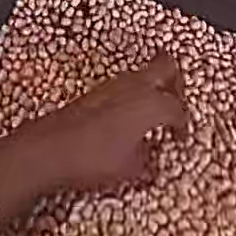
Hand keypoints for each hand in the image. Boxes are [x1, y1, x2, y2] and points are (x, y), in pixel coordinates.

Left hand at [0, 56, 189, 201]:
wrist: (52, 147)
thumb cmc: (95, 157)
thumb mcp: (131, 170)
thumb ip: (148, 161)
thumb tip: (151, 160)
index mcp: (151, 103)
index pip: (177, 107)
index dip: (183, 123)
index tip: (180, 137)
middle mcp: (136, 84)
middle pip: (166, 66)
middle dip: (175, 83)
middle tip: (175, 105)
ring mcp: (114, 83)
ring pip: (144, 74)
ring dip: (153, 88)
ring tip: (151, 116)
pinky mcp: (98, 89)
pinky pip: (126, 85)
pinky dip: (133, 96)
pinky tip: (126, 121)